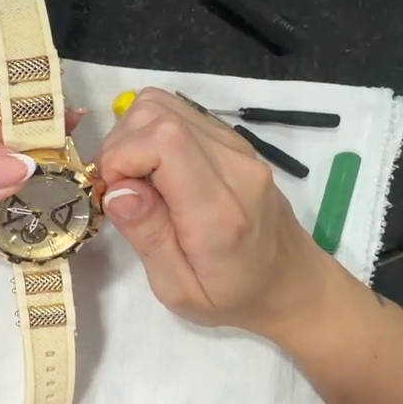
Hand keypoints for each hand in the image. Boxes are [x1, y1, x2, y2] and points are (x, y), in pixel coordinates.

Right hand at [96, 88, 335, 332]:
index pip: (164, 141)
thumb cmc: (232, 298)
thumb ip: (148, 237)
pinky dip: (150, 136)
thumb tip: (116, 190)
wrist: (291, 284)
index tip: (111, 195)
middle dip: (119, 146)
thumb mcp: (178, 290)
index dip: (121, 157)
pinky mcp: (234, 142)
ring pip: (164, 105)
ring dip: (132, 138)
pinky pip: (179, 115)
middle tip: (117, 190)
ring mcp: (238, 147)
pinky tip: (153, 174)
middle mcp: (233, 166)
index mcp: (218, 211)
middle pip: (158, 114)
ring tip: (133, 180)